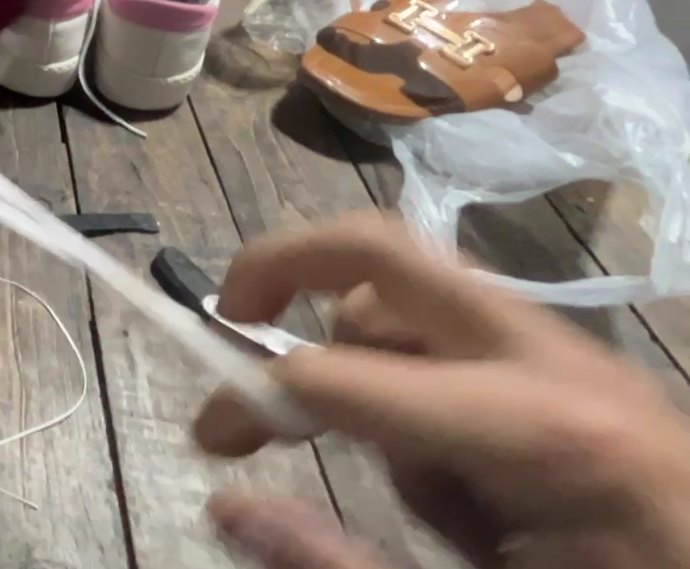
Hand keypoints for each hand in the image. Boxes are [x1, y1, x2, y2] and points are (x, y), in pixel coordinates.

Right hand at [194, 213, 689, 567]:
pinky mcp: (576, 362)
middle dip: (281, 267)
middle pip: (378, 250)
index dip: (247, 402)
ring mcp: (573, 352)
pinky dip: (403, 358)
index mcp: (546, 436)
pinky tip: (442, 451)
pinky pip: (443, 319)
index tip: (212, 442)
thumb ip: (341, 559)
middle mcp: (558, 363)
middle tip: (234, 316)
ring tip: (387, 448)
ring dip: (357, 342)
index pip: (335, 378)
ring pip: (403, 284)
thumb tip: (227, 507)